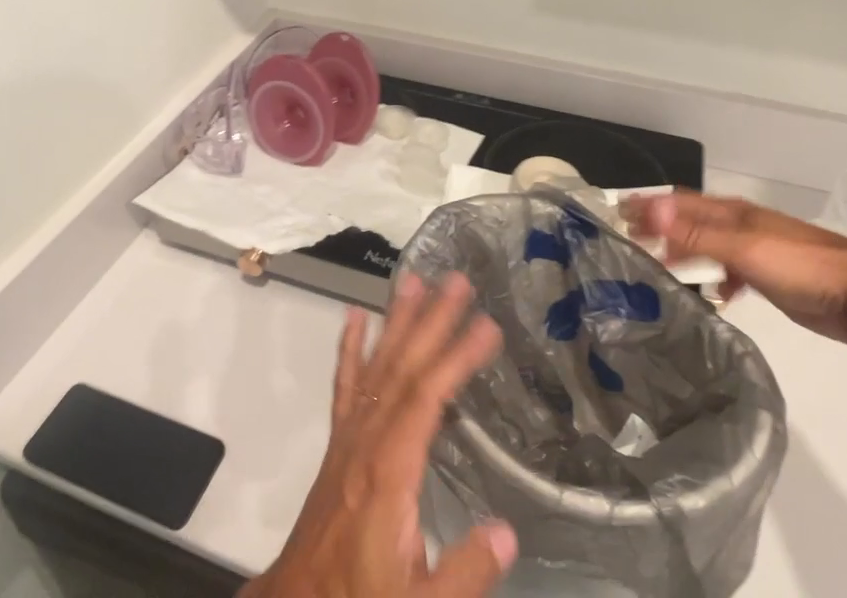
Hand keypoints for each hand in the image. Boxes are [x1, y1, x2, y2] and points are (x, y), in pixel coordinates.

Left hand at [241, 273, 515, 597]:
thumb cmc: (361, 596)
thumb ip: (466, 570)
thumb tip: (507, 531)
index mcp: (389, 473)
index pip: (426, 400)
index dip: (456, 358)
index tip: (486, 325)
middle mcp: (365, 442)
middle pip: (401, 370)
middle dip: (431, 322)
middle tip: (457, 281)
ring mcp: (348, 439)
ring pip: (374, 368)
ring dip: (396, 323)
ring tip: (414, 281)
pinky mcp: (339, 445)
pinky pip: (345, 386)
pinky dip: (351, 348)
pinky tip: (356, 318)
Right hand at [622, 191, 846, 346]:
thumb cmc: (802, 268)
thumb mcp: (744, 249)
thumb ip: (696, 233)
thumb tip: (649, 209)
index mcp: (735, 213)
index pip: (680, 202)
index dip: (649, 205)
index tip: (617, 213)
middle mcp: (743, 226)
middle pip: (693, 221)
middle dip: (662, 227)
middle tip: (631, 240)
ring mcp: (759, 250)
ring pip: (711, 246)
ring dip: (686, 254)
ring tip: (660, 268)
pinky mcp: (772, 276)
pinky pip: (732, 271)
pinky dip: (716, 278)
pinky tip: (713, 296)